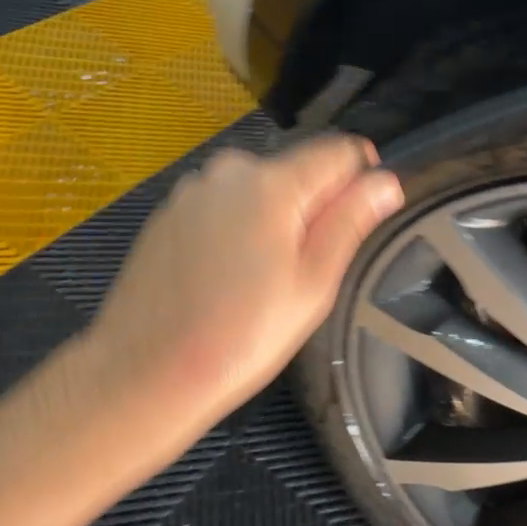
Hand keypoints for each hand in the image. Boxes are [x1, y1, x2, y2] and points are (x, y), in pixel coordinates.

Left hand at [82, 135, 404, 424]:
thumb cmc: (241, 335)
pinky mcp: (168, 212)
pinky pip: (223, 205)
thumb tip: (386, 181)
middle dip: (313, 205)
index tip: (357, 222)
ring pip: (259, 188)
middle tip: (306, 268)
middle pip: (298, 169)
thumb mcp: (314, 284)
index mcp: (273, 183)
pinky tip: (224, 277)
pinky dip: (235, 228)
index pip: (340, 151)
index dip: (360, 181)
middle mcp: (231, 170)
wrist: (140, 374)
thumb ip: (351, 221)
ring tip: (261, 278)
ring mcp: (194, 189)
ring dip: (273, 217)